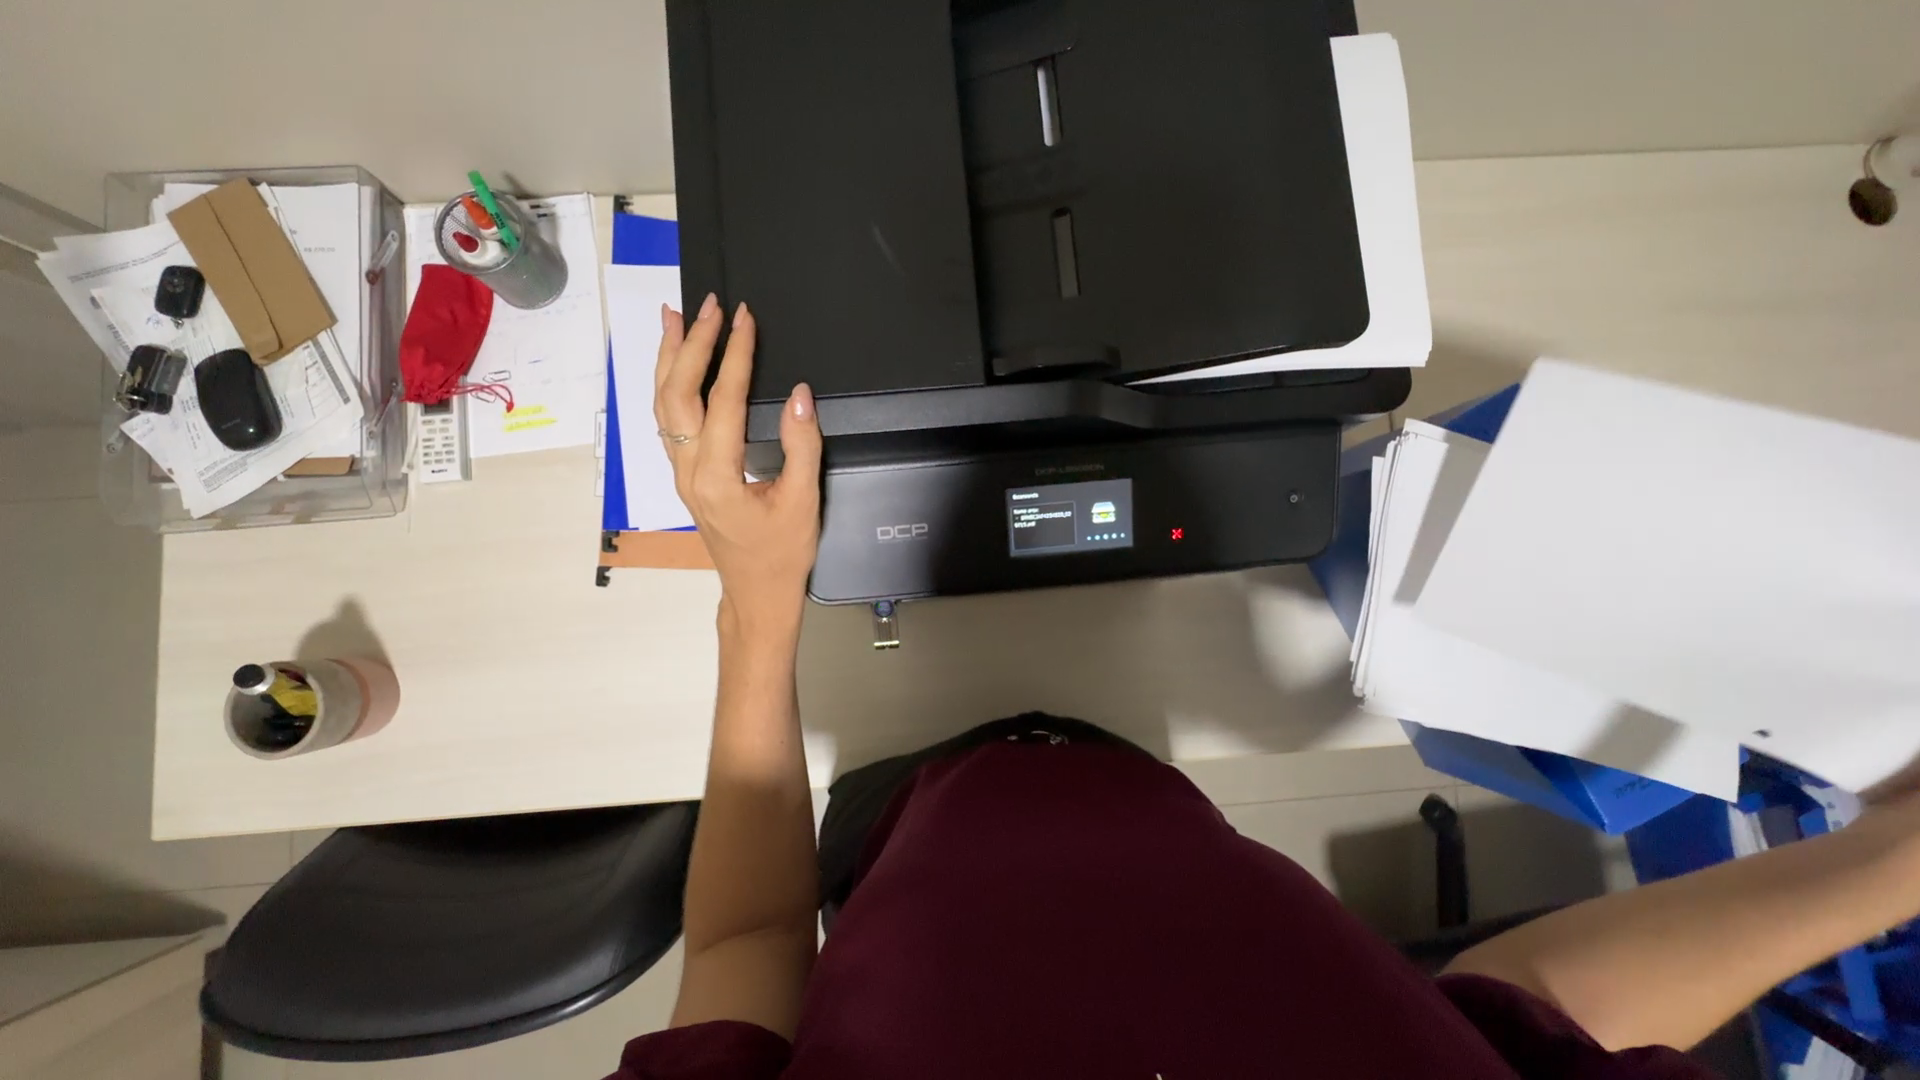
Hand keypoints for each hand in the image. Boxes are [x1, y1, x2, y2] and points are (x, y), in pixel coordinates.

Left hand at [655, 294, 823, 638]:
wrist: (756, 594)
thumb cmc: (783, 554)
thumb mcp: (803, 502)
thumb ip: (802, 446)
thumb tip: (800, 394)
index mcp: (718, 476)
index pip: (722, 401)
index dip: (735, 356)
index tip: (745, 319)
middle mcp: (688, 470)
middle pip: (677, 394)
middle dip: (691, 344)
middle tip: (707, 304)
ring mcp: (681, 473)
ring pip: (663, 405)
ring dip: (668, 358)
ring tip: (674, 317)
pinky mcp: (685, 476)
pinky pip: (668, 420)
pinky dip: (669, 384)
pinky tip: (676, 365)